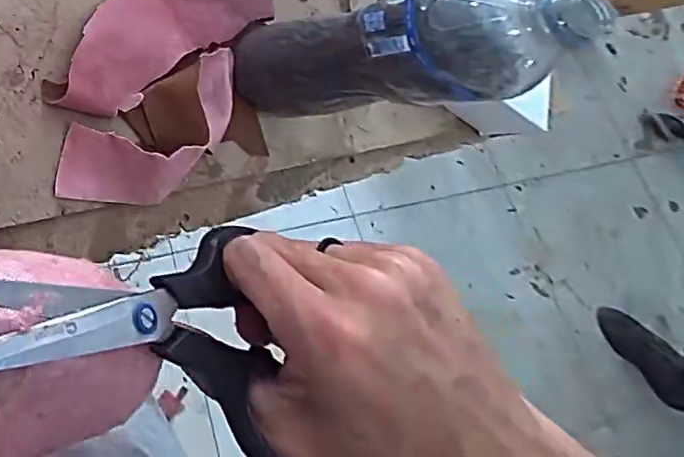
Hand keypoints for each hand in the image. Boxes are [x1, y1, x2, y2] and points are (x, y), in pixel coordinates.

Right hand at [224, 233, 589, 456]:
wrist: (485, 455)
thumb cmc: (385, 454)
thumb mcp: (291, 432)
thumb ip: (235, 371)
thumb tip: (198, 330)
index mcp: (326, 327)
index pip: (247, 253)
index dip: (231, 276)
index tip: (241, 307)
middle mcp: (361, 282)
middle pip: (278, 246)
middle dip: (268, 283)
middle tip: (280, 331)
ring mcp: (395, 265)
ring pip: (316, 249)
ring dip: (310, 281)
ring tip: (336, 329)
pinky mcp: (418, 259)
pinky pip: (356, 252)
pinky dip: (349, 280)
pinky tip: (370, 320)